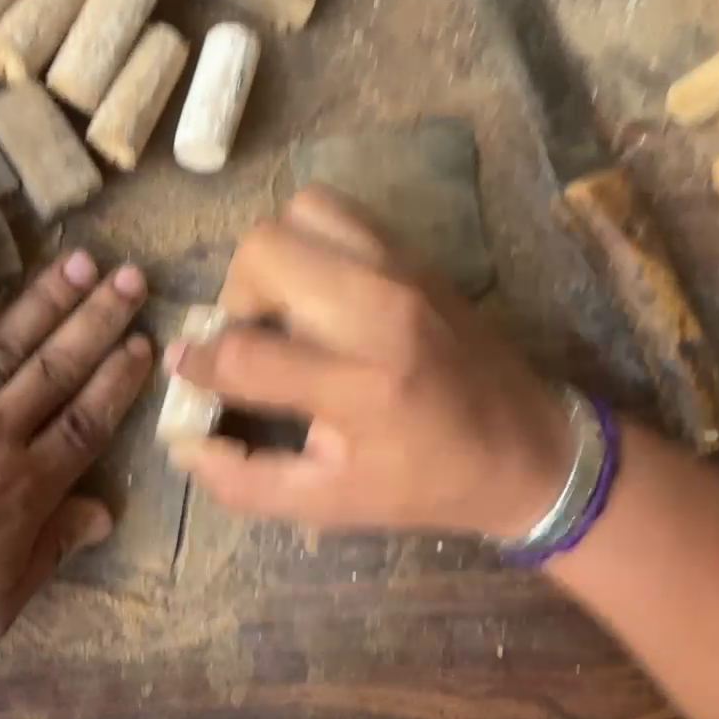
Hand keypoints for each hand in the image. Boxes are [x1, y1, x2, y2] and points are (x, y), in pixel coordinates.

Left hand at [0, 223, 154, 690]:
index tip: (145, 344)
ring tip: (82, 259)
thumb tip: (103, 513)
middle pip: (58, 369)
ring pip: (4, 340)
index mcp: (22, 491)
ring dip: (47, 297)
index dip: (119, 382)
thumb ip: (47, 554)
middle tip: (134, 278)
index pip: (88, 424)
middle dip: (100, 322)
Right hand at [166, 188, 572, 539]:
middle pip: (262, 252)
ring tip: (284, 310)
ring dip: (271, 262)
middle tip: (251, 339)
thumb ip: (245, 481)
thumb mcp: (329, 504)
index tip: (187, 370)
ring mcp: (402, 271)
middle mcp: (379, 312)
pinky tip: (316, 291)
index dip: (198, 362)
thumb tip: (184, 446)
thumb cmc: (425, 484)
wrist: (533, 448)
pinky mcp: (417, 255)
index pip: (244, 352)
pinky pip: (335, 214)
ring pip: (297, 216)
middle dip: (234, 298)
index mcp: (359, 386)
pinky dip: (307, 241)